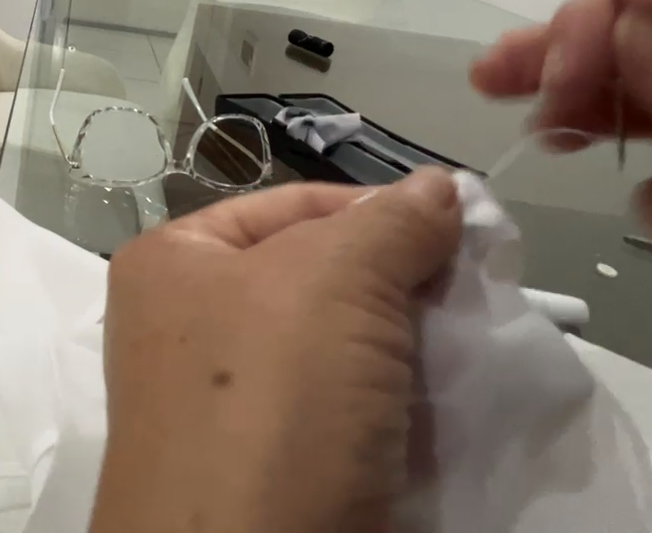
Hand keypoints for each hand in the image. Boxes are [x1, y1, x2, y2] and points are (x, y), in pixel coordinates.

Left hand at [90, 171, 461, 532]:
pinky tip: (450, 404)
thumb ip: (390, 224)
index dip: (374, 209)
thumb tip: (440, 185)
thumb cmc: (268, 398)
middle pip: (314, 276)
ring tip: (476, 344)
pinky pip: (342, 412)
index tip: (460, 226)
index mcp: (174, 261)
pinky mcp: (270, 466)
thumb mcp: (331, 281)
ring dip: (406, 346)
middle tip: (478, 290)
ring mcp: (225, 402)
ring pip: (336, 348)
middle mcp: (187, 324)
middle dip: (397, 280)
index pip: (289, 207)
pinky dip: (396, 404)